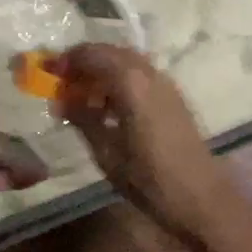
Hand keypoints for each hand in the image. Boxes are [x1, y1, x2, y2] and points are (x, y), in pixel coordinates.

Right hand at [53, 43, 235, 234]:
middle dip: (84, 62)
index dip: (67, 60)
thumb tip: (58, 100)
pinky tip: (110, 107)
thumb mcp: (107, 153)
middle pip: (109, 52)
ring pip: (125, 61)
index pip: (91, 54)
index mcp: (130, 81)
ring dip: (102, 70)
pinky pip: (139, 74)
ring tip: (84, 96)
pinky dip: (119, 79)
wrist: (203, 199)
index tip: (48, 72)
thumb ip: (82, 119)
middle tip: (63, 82)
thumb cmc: (151, 179)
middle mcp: (148, 72)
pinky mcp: (173, 95)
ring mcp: (164, 81)